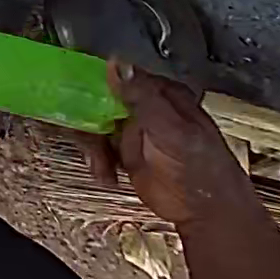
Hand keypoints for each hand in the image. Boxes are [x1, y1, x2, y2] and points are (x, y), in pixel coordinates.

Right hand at [72, 59, 260, 229]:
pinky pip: (98, 145)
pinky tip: (105, 174)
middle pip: (99, 99)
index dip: (92, 83)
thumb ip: (141, 95)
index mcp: (158, 91)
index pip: (117, 75)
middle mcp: (143, 105)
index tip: (72, 94)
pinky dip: (96, 159)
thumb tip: (115, 61)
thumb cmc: (197, 169)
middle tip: (89, 141)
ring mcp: (132, 128)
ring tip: (101, 168)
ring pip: (94, 122)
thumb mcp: (169, 128)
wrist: (207, 217)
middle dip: (88, 122)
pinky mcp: (123, 150)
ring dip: (92, 146)